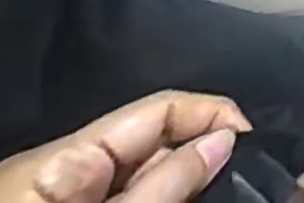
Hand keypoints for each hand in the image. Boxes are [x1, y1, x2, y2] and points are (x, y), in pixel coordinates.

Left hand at [0, 90, 250, 202]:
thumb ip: (162, 187)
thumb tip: (226, 139)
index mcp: (55, 163)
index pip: (156, 109)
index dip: (210, 115)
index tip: (249, 144)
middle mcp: (56, 176)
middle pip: (151, 145)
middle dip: (198, 158)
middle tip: (239, 184)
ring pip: (142, 180)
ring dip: (182, 187)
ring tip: (218, 196)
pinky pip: (123, 202)